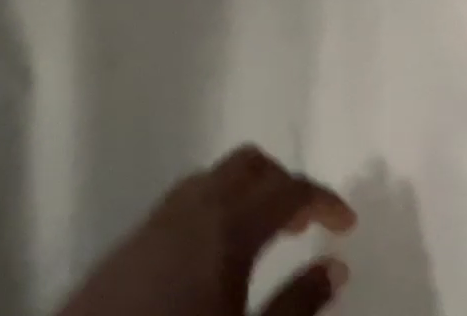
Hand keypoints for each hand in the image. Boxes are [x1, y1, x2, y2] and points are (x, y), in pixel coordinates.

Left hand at [55, 145, 356, 315]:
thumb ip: (297, 303)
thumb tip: (337, 266)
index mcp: (228, 229)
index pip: (291, 189)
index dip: (325, 200)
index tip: (346, 225)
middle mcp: (192, 211)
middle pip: (249, 164)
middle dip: (283, 182)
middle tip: (301, 224)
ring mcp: (151, 225)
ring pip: (211, 178)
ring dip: (244, 193)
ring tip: (258, 236)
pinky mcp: (121, 248)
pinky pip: (179, 203)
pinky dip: (210, 209)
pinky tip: (208, 257)